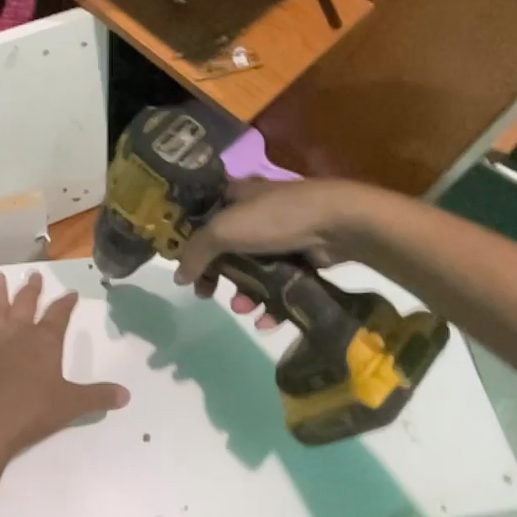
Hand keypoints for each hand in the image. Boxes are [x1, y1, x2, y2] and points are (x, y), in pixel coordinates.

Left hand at [0, 272, 127, 458]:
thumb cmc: (34, 411)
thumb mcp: (73, 405)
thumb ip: (98, 397)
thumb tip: (126, 396)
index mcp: (44, 342)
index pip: (59, 316)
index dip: (66, 303)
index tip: (71, 292)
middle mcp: (18, 335)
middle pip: (26, 305)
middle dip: (32, 289)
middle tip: (34, 274)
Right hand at [174, 179, 371, 327]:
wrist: (337, 223)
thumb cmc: (274, 218)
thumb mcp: (224, 230)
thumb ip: (196, 252)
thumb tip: (179, 276)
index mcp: (235, 196)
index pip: (203, 217)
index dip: (191, 242)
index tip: (185, 269)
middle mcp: (256, 213)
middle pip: (226, 249)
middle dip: (217, 276)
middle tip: (207, 294)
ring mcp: (281, 236)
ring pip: (253, 271)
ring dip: (244, 295)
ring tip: (244, 310)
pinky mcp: (302, 257)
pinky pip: (279, 284)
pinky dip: (271, 304)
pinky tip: (267, 320)